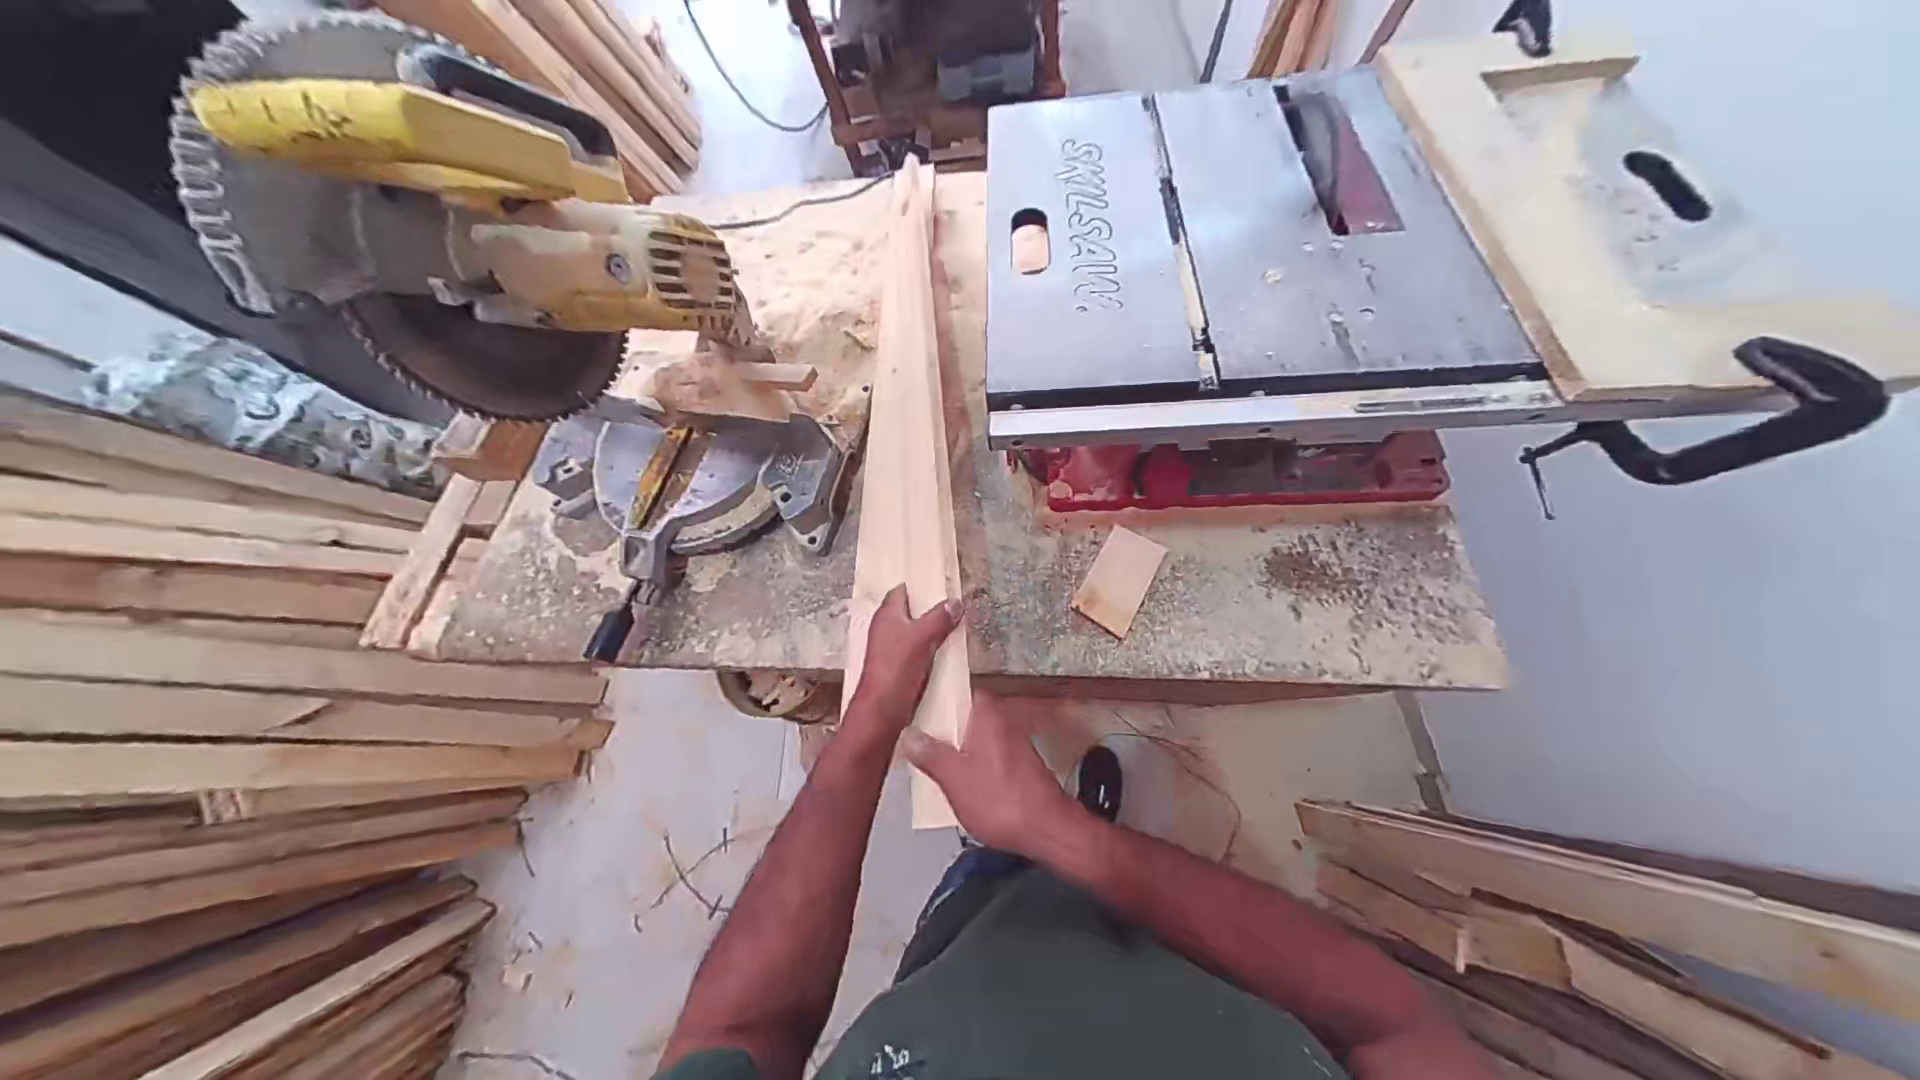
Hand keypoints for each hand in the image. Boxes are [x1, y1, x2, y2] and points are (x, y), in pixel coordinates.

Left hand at [845, 584, 964, 737]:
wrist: (883, 709)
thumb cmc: (898, 668)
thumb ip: (940, 617)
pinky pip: (916, 650)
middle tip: (954, 605)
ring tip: (955, 626)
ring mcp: (890, 649)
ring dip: (931, 630)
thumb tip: (955, 602)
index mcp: (887, 614)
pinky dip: (929, 648)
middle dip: (930, 608)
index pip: (901, 590)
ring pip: (914, 632)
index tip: (940, 583)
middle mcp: (885, 628)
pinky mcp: (897, 667)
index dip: (919, 585)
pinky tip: (945, 651)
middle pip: (909, 611)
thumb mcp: (923, 637)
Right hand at [903, 691, 1086, 856]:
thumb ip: (929, 753)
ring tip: (926, 761)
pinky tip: (954, 778)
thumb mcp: (953, 778)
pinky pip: (983, 751)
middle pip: (961, 713)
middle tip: (912, 739)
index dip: (931, 697)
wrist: (1045, 830)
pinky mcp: (1015, 761)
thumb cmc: (1001, 800)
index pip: (954, 689)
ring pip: (971, 734)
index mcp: (986, 712)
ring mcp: (1010, 739)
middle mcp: (1001, 718)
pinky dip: (968, 760)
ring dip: (952, 746)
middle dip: (938, 726)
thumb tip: (910, 736)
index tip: (909, 708)